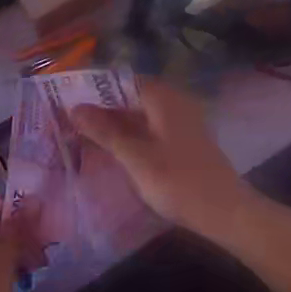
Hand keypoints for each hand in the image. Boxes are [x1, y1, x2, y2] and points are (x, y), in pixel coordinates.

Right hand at [69, 77, 260, 243]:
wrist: (225, 211)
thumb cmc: (178, 182)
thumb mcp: (136, 158)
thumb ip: (106, 131)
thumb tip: (75, 108)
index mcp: (162, 97)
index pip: (121, 80)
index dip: (94, 88)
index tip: (66, 98)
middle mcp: (172, 100)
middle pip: (130, 95)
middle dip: (101, 106)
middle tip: (68, 119)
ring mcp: (180, 119)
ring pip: (139, 112)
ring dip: (114, 122)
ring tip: (82, 134)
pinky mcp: (183, 139)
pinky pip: (149, 126)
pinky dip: (130, 133)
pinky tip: (112, 148)